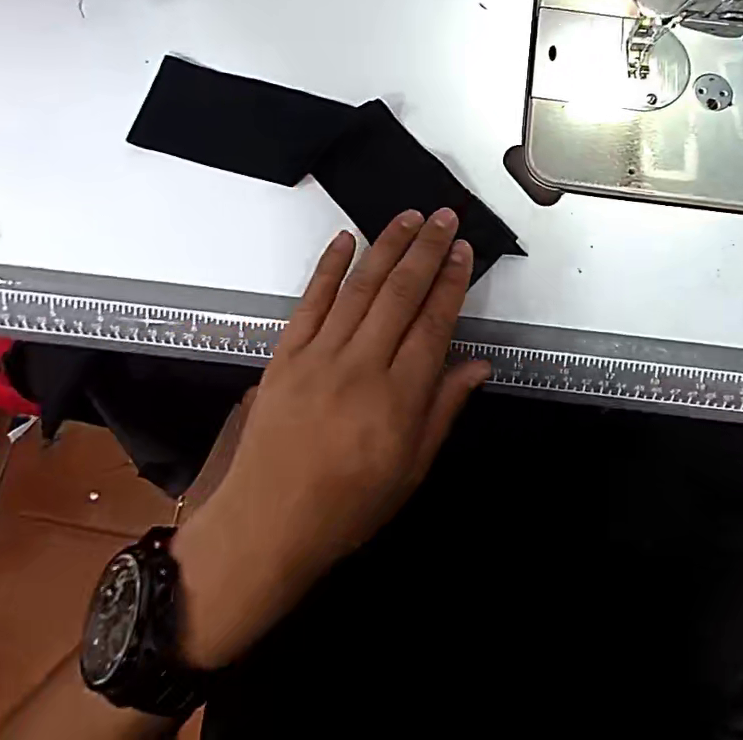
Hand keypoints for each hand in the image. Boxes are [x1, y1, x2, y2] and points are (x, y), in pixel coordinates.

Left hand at [169, 209, 489, 667]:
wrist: (265, 526)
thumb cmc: (346, 506)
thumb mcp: (411, 470)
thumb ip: (444, 409)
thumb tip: (477, 365)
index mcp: (398, 399)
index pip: (433, 324)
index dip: (451, 283)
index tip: (463, 252)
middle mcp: (360, 368)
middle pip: (400, 294)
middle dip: (426, 249)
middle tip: (444, 216)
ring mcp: (318, 357)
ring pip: (360, 288)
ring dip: (386, 247)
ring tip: (408, 217)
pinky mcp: (285, 355)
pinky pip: (310, 302)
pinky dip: (328, 267)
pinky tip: (345, 240)